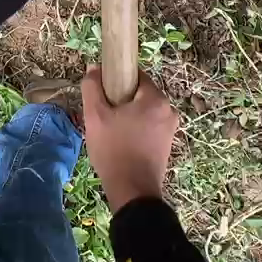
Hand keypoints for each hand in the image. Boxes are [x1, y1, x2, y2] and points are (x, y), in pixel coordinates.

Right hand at [80, 67, 179, 213]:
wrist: (132, 193)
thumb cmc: (114, 150)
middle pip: (139, 94)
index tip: (102, 94)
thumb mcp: (95, 115)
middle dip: (120, 100)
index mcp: (156, 99)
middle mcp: (168, 110)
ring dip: (127, 116)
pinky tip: (120, 142)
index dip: (116, 80)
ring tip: (109, 131)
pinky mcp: (166, 145)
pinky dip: (135, 129)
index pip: (135, 75)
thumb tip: (94, 68)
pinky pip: (148, 126)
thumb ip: (92, 87)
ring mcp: (170, 129)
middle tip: (102, 115)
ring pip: (143, 111)